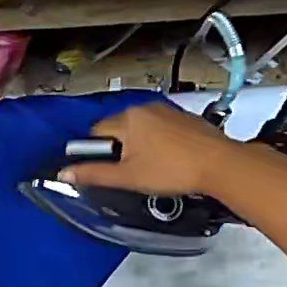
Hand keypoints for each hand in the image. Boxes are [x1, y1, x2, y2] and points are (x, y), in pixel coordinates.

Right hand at [58, 103, 239, 195]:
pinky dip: (159, 142)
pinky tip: (169, 160)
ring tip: (153, 167)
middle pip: (118, 129)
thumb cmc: (173, 170)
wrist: (221, 165)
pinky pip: (160, 128)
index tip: (109, 168)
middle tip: (131, 171)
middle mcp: (145, 108)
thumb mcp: (127, 177)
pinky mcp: (184, 118)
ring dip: (139, 145)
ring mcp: (167, 111)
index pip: (96, 132)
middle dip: (119, 148)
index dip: (97, 152)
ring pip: (140, 128)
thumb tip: (64, 174)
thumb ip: (93, 173)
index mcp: (127, 118)